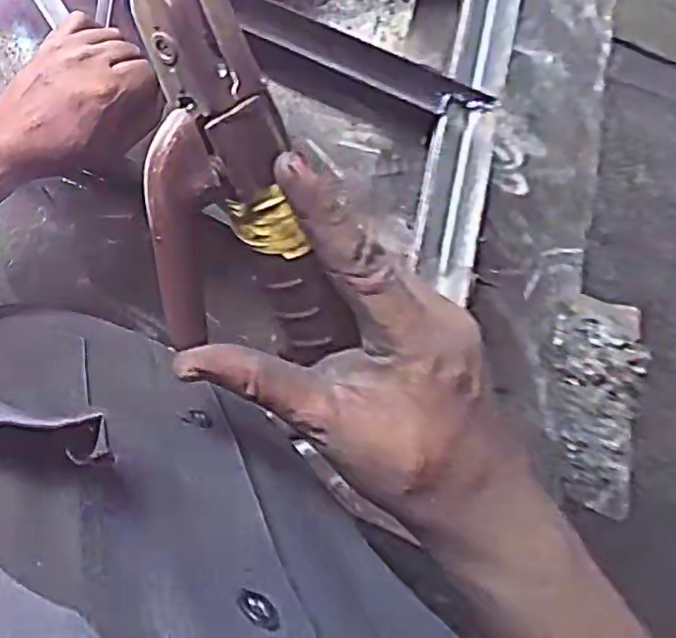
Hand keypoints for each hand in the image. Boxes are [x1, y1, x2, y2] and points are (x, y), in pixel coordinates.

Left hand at [0, 12, 159, 221]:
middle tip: (128, 86)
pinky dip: (91, 30)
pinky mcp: (50, 44)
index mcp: (108, 88)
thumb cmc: (52, 149)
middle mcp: (89, 61)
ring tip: (109, 70)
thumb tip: (155, 101)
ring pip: (111, 34)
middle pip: (133, 49)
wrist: (11, 141)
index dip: (151, 85)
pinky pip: (81, 21)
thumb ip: (141, 121)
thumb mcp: (109, 148)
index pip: (150, 70)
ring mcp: (67, 48)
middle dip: (135, 69)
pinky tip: (90, 48)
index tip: (146, 94)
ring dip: (116, 50)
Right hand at [173, 152, 646, 637]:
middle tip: (266, 170)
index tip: (289, 165)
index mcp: (419, 332)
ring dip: (322, 222)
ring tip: (275, 191)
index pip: (358, 256)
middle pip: (363, 242)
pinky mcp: (421, 318)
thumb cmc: (416, 470)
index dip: (319, 208)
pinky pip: (371, 268)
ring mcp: (432, 311)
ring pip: (369, 251)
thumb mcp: (328, 424)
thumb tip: (191, 359)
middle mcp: (432, 310)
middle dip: (314, 204)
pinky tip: (304, 237)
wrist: (484, 509)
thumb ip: (259, 380)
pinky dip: (334, 246)